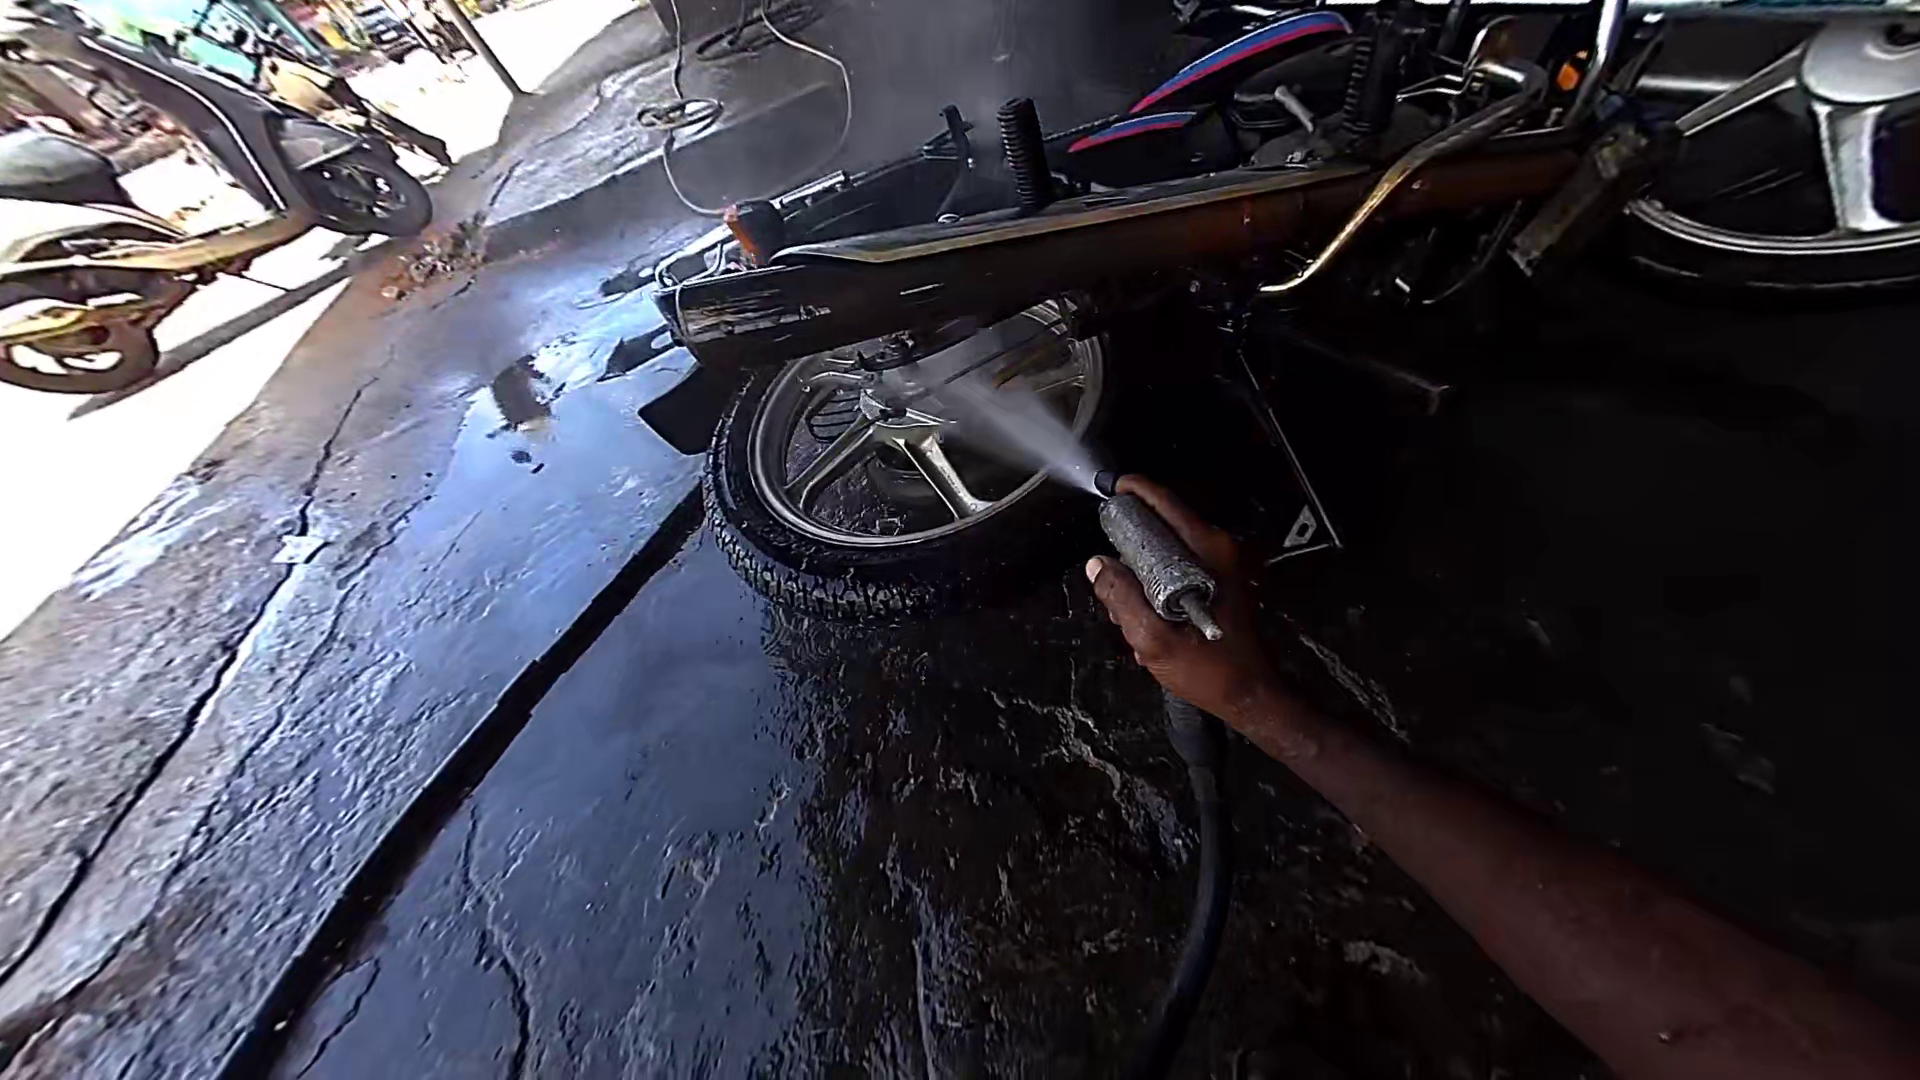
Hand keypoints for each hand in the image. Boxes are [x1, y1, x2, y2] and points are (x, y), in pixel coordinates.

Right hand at [1086, 476, 1279, 723]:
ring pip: (1164, 549)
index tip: (1111, 489)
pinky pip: (1173, 566)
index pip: (1167, 503)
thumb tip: (1097, 565)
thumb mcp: (1153, 638)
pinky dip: (1153, 583)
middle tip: (1111, 577)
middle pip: (1161, 525)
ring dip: (1138, 571)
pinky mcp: (1215, 581)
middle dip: (1129, 545)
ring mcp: (1218, 565)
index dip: (1135, 491)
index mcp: (1206, 553)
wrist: (1250, 695)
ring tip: (1127, 609)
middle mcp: (1217, 551)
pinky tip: (1146, 617)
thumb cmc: (1210, 669)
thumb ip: (1120, 597)